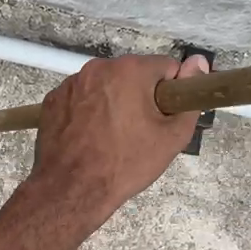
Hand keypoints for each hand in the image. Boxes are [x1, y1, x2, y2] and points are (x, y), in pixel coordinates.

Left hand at [27, 54, 209, 219]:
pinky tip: (89, 135)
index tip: (165, 115)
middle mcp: (96, 68)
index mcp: (129, 70)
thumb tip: (198, 62)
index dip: (171, 92)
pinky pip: (80, 98)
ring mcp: (69, 83)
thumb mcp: (172, 135)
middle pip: (132, 75)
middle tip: (140, 130)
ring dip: (113, 102)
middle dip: (140, 96)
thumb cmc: (126, 162)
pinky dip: (88, 110)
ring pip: (105, 86)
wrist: (71, 187)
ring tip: (113, 135)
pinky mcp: (51, 100)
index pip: (166, 67)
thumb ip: (188, 95)